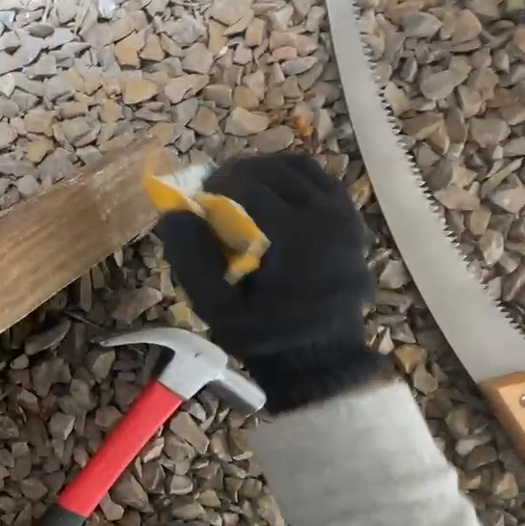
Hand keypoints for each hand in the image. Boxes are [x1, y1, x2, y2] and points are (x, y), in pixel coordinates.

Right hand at [155, 152, 383, 411]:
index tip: (198, 193)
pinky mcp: (351, 223)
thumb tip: (172, 213)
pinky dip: (292, 180)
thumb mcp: (215, 306)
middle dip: (239, 172)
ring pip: (301, 169)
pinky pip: (321, 183)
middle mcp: (325, 215)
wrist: (320, 356)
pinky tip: (272, 197)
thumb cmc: (263, 334)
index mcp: (294, 234)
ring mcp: (344, 217)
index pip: (249, 184)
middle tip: (214, 188)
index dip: (217, 182)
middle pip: (276, 169)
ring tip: (241, 187)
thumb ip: (190, 258)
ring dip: (266, 170)